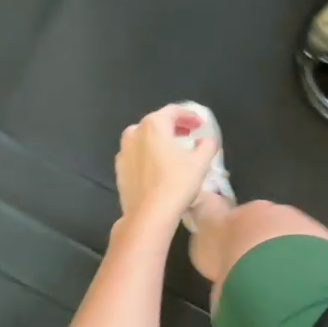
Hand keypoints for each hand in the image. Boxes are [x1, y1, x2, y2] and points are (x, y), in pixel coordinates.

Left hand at [114, 105, 216, 229]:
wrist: (148, 215)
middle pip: (156, 122)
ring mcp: (123, 152)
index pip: (173, 111)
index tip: (200, 124)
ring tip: (173, 150)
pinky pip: (136, 155)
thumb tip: (207, 140)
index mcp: (153, 125)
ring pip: (143, 139)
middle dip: (173, 126)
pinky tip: (158, 167)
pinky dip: (148, 155)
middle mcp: (134, 133)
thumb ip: (207, 145)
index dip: (189, 115)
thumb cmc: (176, 183)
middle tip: (189, 134)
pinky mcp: (119, 170)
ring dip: (158, 140)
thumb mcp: (200, 162)